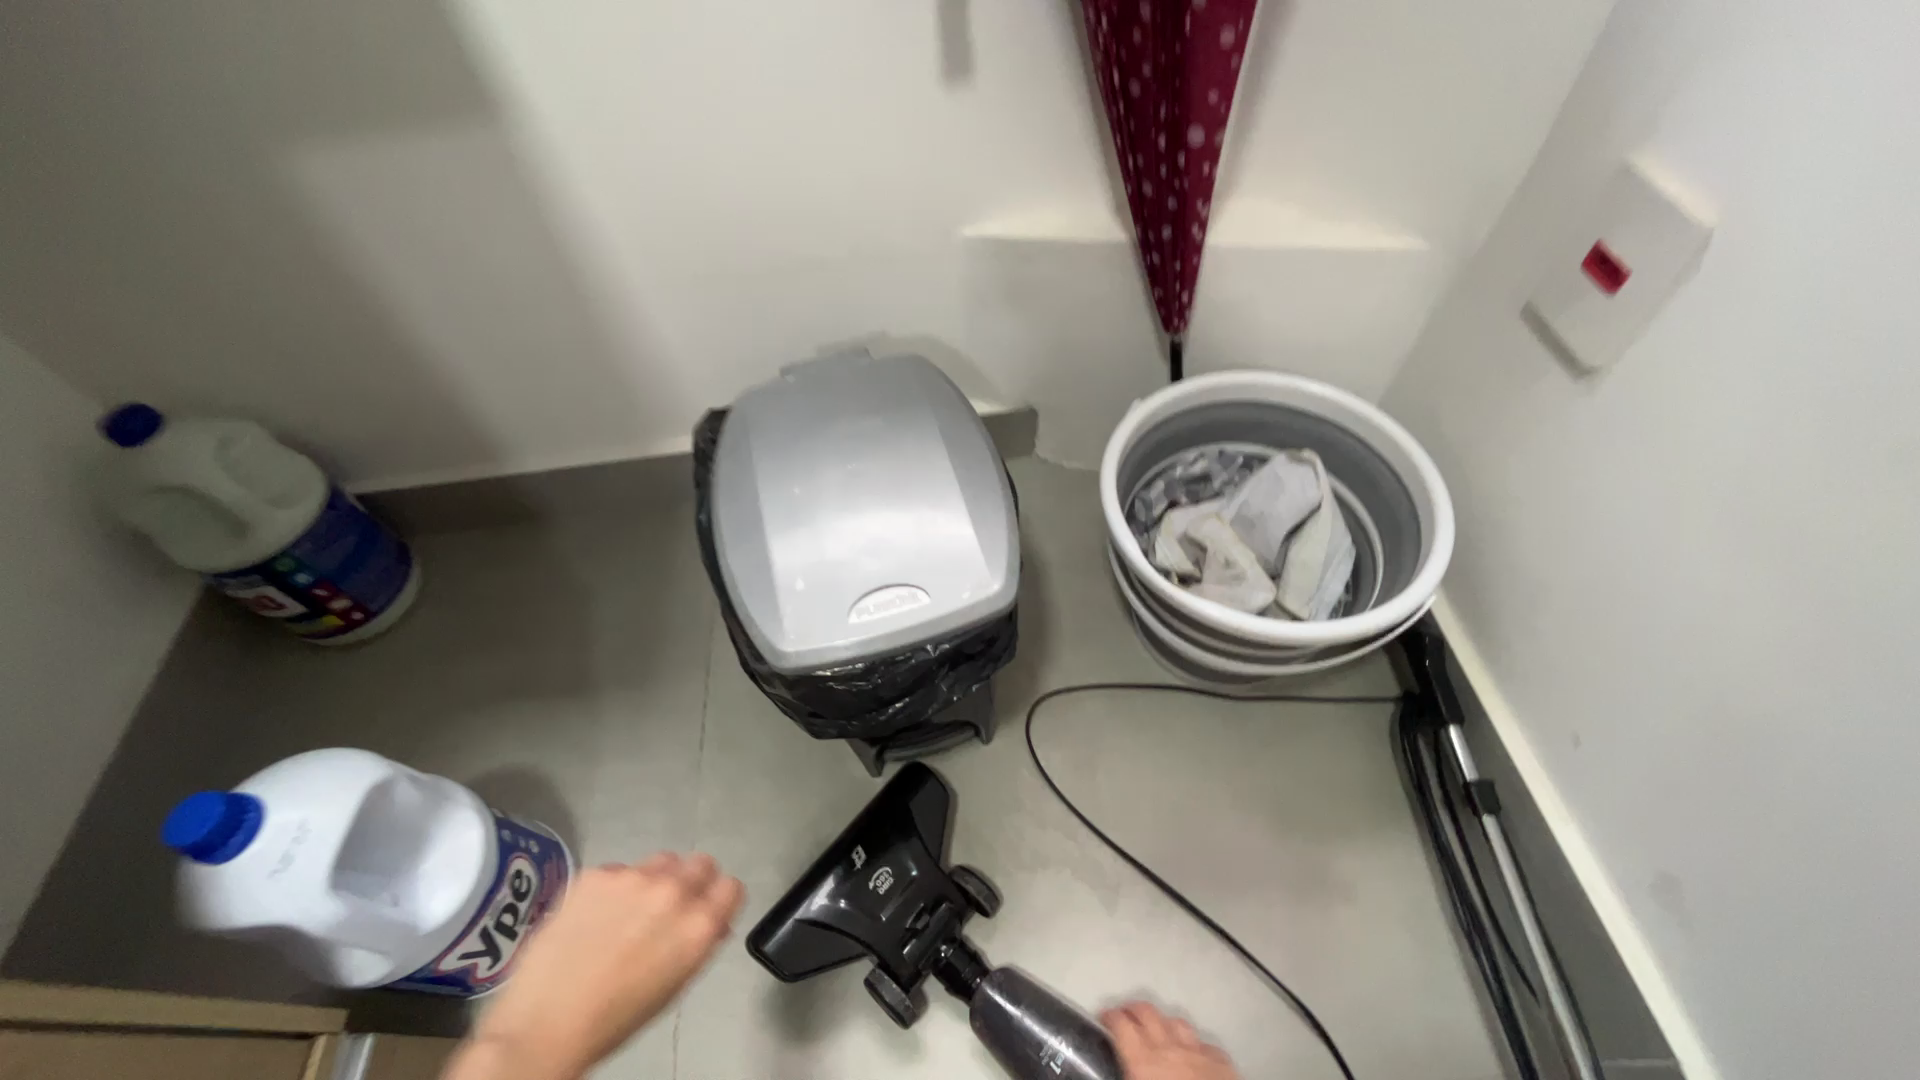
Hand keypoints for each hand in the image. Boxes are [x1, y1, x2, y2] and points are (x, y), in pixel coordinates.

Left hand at [445, 853, 744, 1079]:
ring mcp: (633, 878)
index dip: (719, 899)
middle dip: (691, 881)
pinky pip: (619, 870)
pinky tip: (593, 917)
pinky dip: (614, 888)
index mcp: (699, 925)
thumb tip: (712, 922)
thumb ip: (698, 943)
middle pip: (702, 863)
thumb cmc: (615, 1018)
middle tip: (668, 907)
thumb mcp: (673, 985)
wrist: (543, 1025)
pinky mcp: (597, 873)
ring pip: (662, 861)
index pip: (732, 887)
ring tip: (627, 911)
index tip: (706, 910)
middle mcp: (673, 892)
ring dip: (655, 879)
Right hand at [1102, 1002, 1239, 1079]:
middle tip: (1124, 1019)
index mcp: (1142, 1061)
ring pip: (1176, 1021)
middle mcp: (1168, 1047)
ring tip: (1157, 1032)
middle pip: (1146, 1011)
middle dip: (1132, 1010)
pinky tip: (1193, 1056)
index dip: (1108, 1017)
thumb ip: (1125, 1076)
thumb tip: (1117, 1072)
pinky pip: (1204, 1044)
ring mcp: (1197, 1052)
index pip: (1120, 1023)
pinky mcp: (1222, 1062)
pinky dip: (1195, 1046)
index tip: (1102, 1020)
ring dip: (1163, 1023)